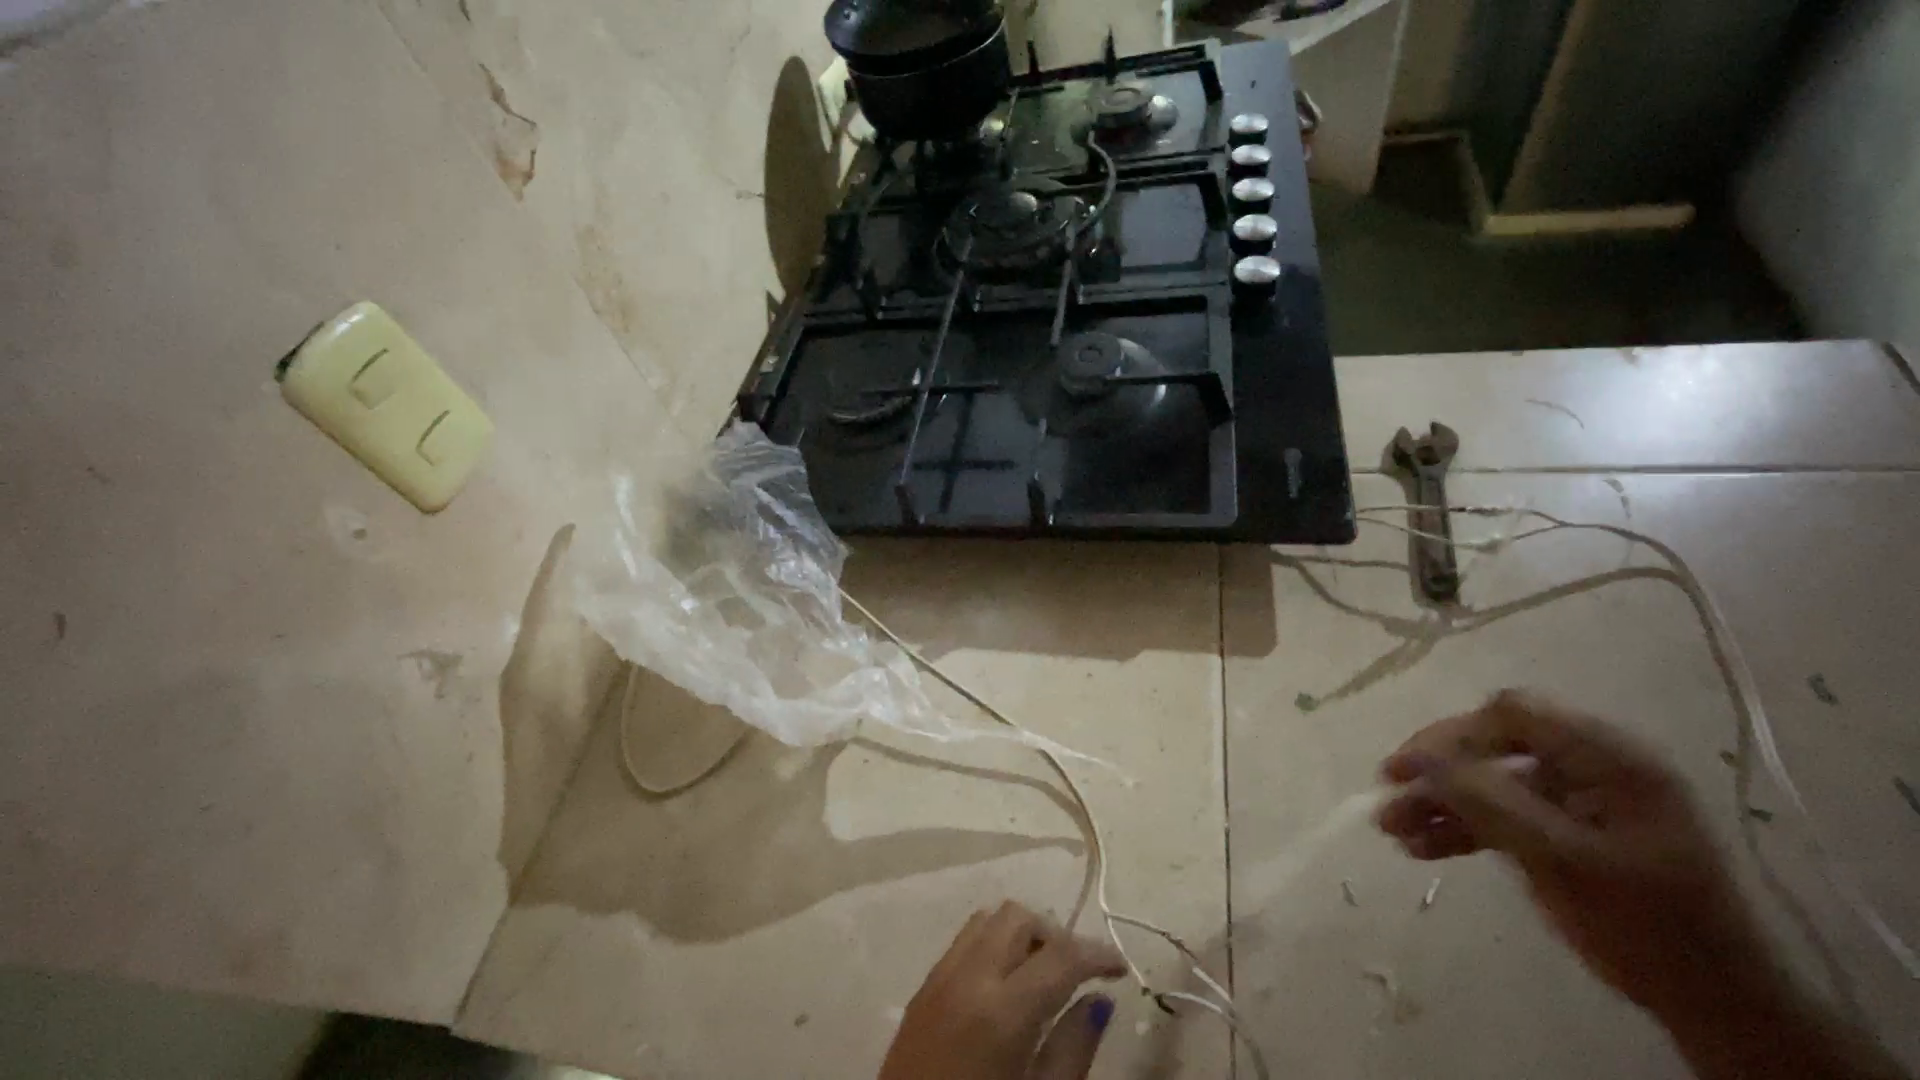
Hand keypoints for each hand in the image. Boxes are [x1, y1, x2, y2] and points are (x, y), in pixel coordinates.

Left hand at [879, 901, 1124, 1079]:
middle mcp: (967, 978)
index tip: (1120, 968)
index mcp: (1001, 1010)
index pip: (1060, 954)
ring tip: (1039, 977)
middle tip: (1076, 975)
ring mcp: (938, 978)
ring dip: (1020, 935)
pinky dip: (992, 946)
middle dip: (1055, 935)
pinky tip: (1004, 987)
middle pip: (1017, 917)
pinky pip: (963, 942)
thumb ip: (1073, 1046)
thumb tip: (1099, 999)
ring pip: (986, 919)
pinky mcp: (921, 989)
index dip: (1097, 953)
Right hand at [1374, 690, 1768, 1016]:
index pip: (1513, 715)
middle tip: (1388, 798)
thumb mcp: (1563, 862)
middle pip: (1497, 746)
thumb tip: (1420, 758)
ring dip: (1444, 804)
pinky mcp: (1572, 834)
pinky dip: (1467, 828)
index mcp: (1610, 758)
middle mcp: (1595, 766)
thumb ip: (1491, 803)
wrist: (1719, 1005)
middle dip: (1439, 773)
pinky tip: (1424, 849)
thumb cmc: (1648, 926)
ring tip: (1394, 832)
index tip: (1404, 770)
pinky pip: (1507, 816)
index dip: (1452, 736)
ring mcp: (1583, 801)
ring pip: (1494, 783)